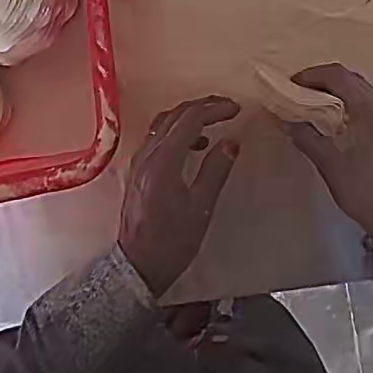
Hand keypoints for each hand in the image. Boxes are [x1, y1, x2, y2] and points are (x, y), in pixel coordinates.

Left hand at [117, 96, 240, 295]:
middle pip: (175, 115)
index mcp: (164, 162)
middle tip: (228, 108)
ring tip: (214, 121)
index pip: (190, 119)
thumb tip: (232, 141)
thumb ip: (216, 169)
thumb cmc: (172, 241)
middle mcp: (147, 155)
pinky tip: (195, 143)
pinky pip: (158, 136)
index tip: (236, 109)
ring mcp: (139, 161)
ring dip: (189, 115)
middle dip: (203, 106)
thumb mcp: (201, 206)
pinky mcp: (138, 170)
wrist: (137, 267)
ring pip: (164, 122)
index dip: (215, 108)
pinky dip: (178, 129)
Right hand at [278, 64, 372, 234]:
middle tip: (298, 94)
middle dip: (322, 81)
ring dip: (336, 91)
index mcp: (369, 108)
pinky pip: (369, 102)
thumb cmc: (362, 188)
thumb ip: (303, 134)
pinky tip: (335, 119)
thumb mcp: (327, 161)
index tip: (291, 86)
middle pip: (350, 78)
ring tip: (313, 105)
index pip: (338, 75)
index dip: (311, 75)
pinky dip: (349, 102)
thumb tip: (282, 118)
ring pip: (361, 89)